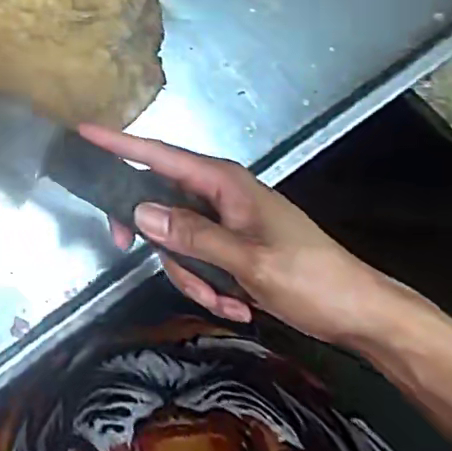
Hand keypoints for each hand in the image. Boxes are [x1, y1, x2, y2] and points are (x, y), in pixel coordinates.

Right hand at [81, 123, 403, 346]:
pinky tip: (235, 304)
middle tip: (127, 248)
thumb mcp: (250, 261)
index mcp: (221, 182)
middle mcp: (216, 193)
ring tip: (224, 301)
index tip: (83, 131)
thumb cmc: (315, 280)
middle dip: (149, 233)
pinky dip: (205, 283)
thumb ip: (192, 236)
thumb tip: (139, 212)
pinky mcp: (226, 243)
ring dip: (188, 272)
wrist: (368, 319)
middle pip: (154, 199)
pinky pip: (192, 255)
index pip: (158, 154)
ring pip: (171, 235)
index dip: (118, 143)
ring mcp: (221, 218)